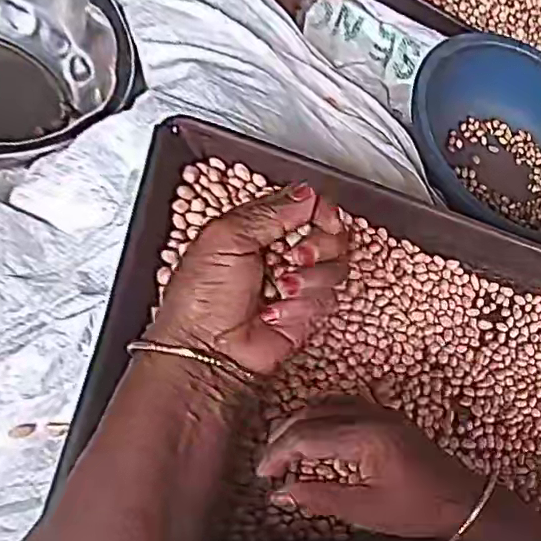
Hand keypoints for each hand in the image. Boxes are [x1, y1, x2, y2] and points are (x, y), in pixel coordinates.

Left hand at [145, 182, 347, 375]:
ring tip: (280, 289)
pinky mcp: (311, 311)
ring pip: (336, 269)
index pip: (308, 208)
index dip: (322, 211)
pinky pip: (329, 300)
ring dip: (309, 279)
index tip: (322, 217)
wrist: (211, 346)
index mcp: (262, 228)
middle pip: (333, 237)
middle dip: (319, 246)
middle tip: (294, 256)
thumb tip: (306, 194)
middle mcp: (285, 253)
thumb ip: (269, 212)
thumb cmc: (204, 296)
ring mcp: (301, 283)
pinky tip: (276, 312)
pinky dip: (302, 306)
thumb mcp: (226, 237)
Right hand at [257, 397, 484, 538]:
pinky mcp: (394, 421)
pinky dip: (326, 417)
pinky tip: (319, 437)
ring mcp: (386, 416)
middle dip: (285, 436)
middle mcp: (375, 418)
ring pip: (331, 405)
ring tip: (287, 449)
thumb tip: (281, 493)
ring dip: (304, 422)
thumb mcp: (365, 510)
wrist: (464, 502)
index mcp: (367, 437)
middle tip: (270, 463)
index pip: (306, 436)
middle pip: (314, 414)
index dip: (278, 454)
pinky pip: (349, 407)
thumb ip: (320, 497)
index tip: (264, 475)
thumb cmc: (419, 510)